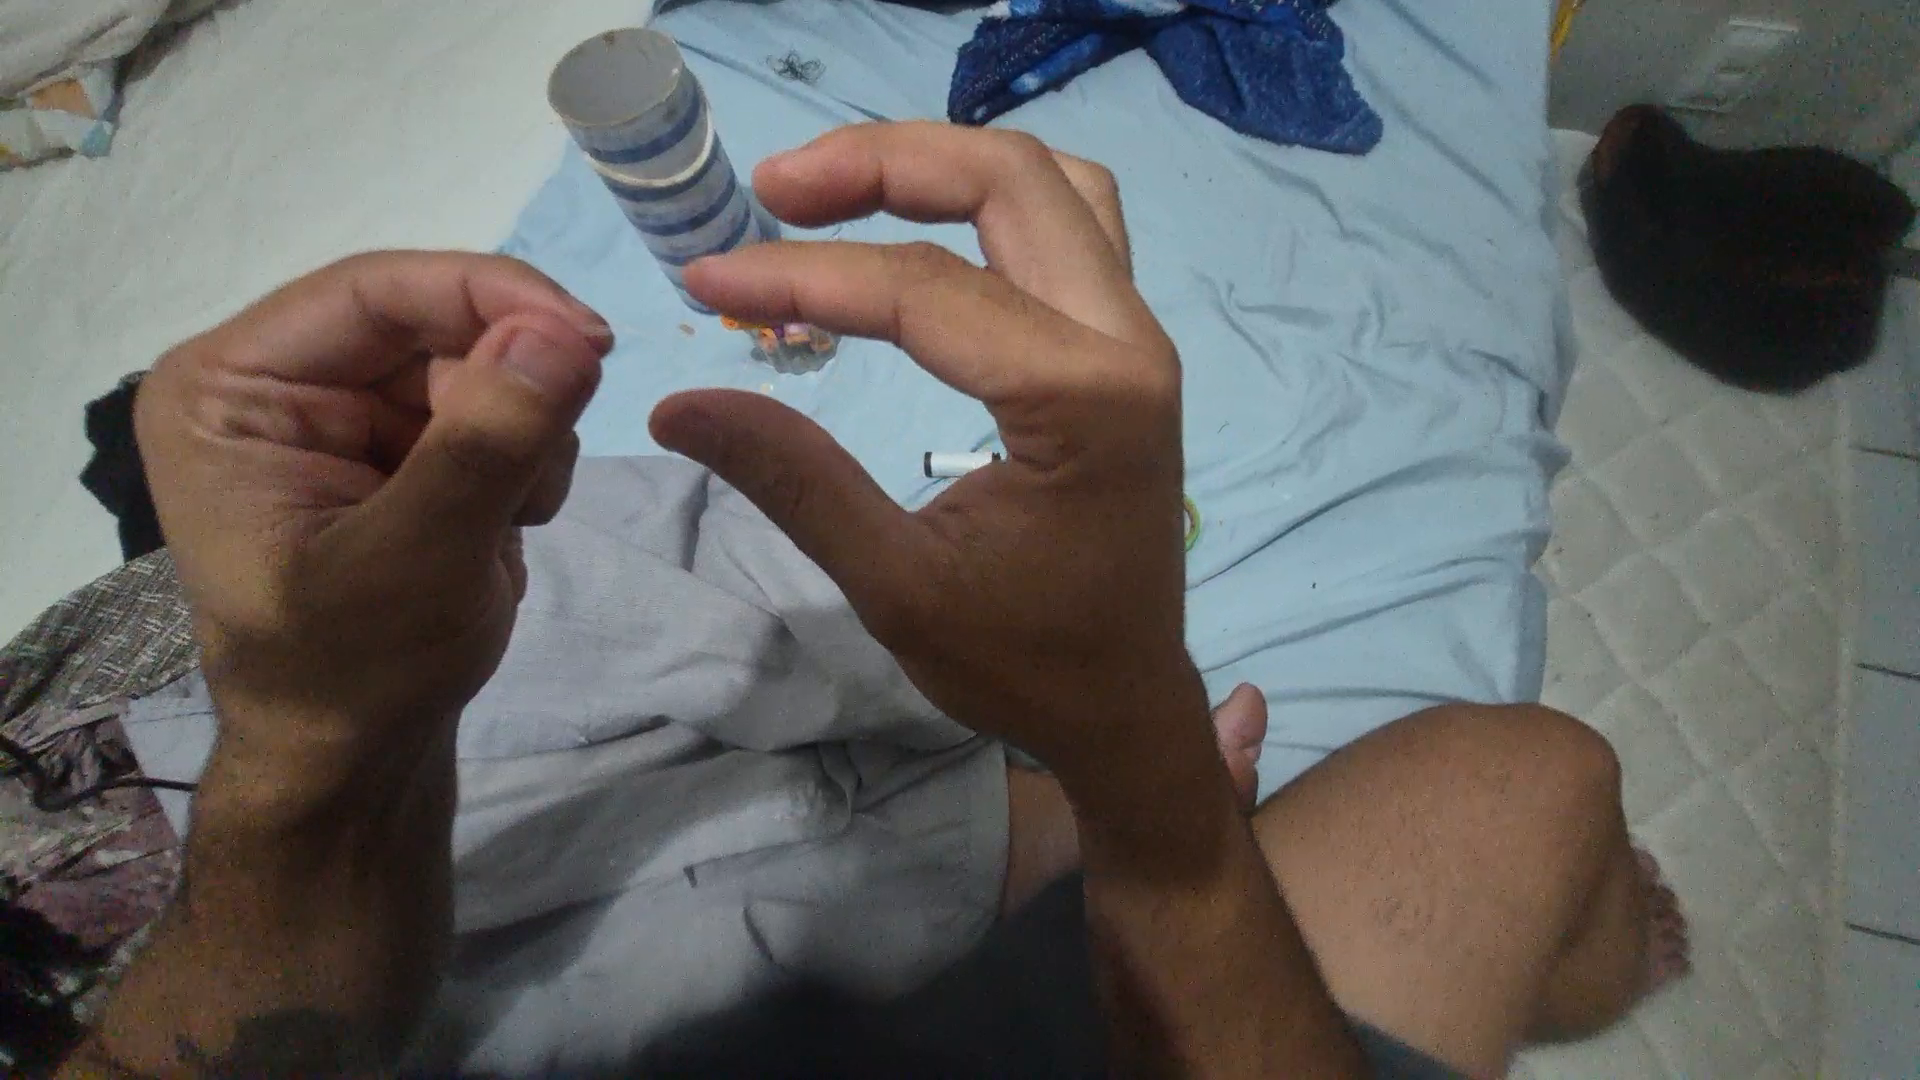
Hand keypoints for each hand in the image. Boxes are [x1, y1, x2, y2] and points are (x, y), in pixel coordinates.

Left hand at [135, 252, 609, 811]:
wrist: (370, 743)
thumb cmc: (361, 664)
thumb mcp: (421, 555)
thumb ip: (488, 442)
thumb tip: (568, 336)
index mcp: (241, 389)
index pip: (375, 293)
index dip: (491, 296)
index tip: (594, 339)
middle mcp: (299, 386)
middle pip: (446, 330)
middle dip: (517, 396)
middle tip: (538, 477)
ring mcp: (367, 420)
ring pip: (495, 372)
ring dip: (532, 440)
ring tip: (512, 519)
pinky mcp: (426, 453)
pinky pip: (513, 416)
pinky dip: (537, 464)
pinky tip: (513, 522)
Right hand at [651, 123, 1204, 786]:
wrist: (1122, 703)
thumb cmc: (1024, 663)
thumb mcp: (898, 585)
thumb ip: (795, 480)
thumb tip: (678, 403)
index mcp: (1082, 399)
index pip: (926, 290)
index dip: (804, 276)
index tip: (709, 282)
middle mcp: (1128, 343)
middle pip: (1010, 181)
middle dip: (882, 163)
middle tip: (777, 189)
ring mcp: (1138, 343)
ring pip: (1052, 189)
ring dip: (944, 169)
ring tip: (842, 193)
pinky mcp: (1126, 359)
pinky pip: (1071, 235)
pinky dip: (994, 208)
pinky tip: (931, 230)